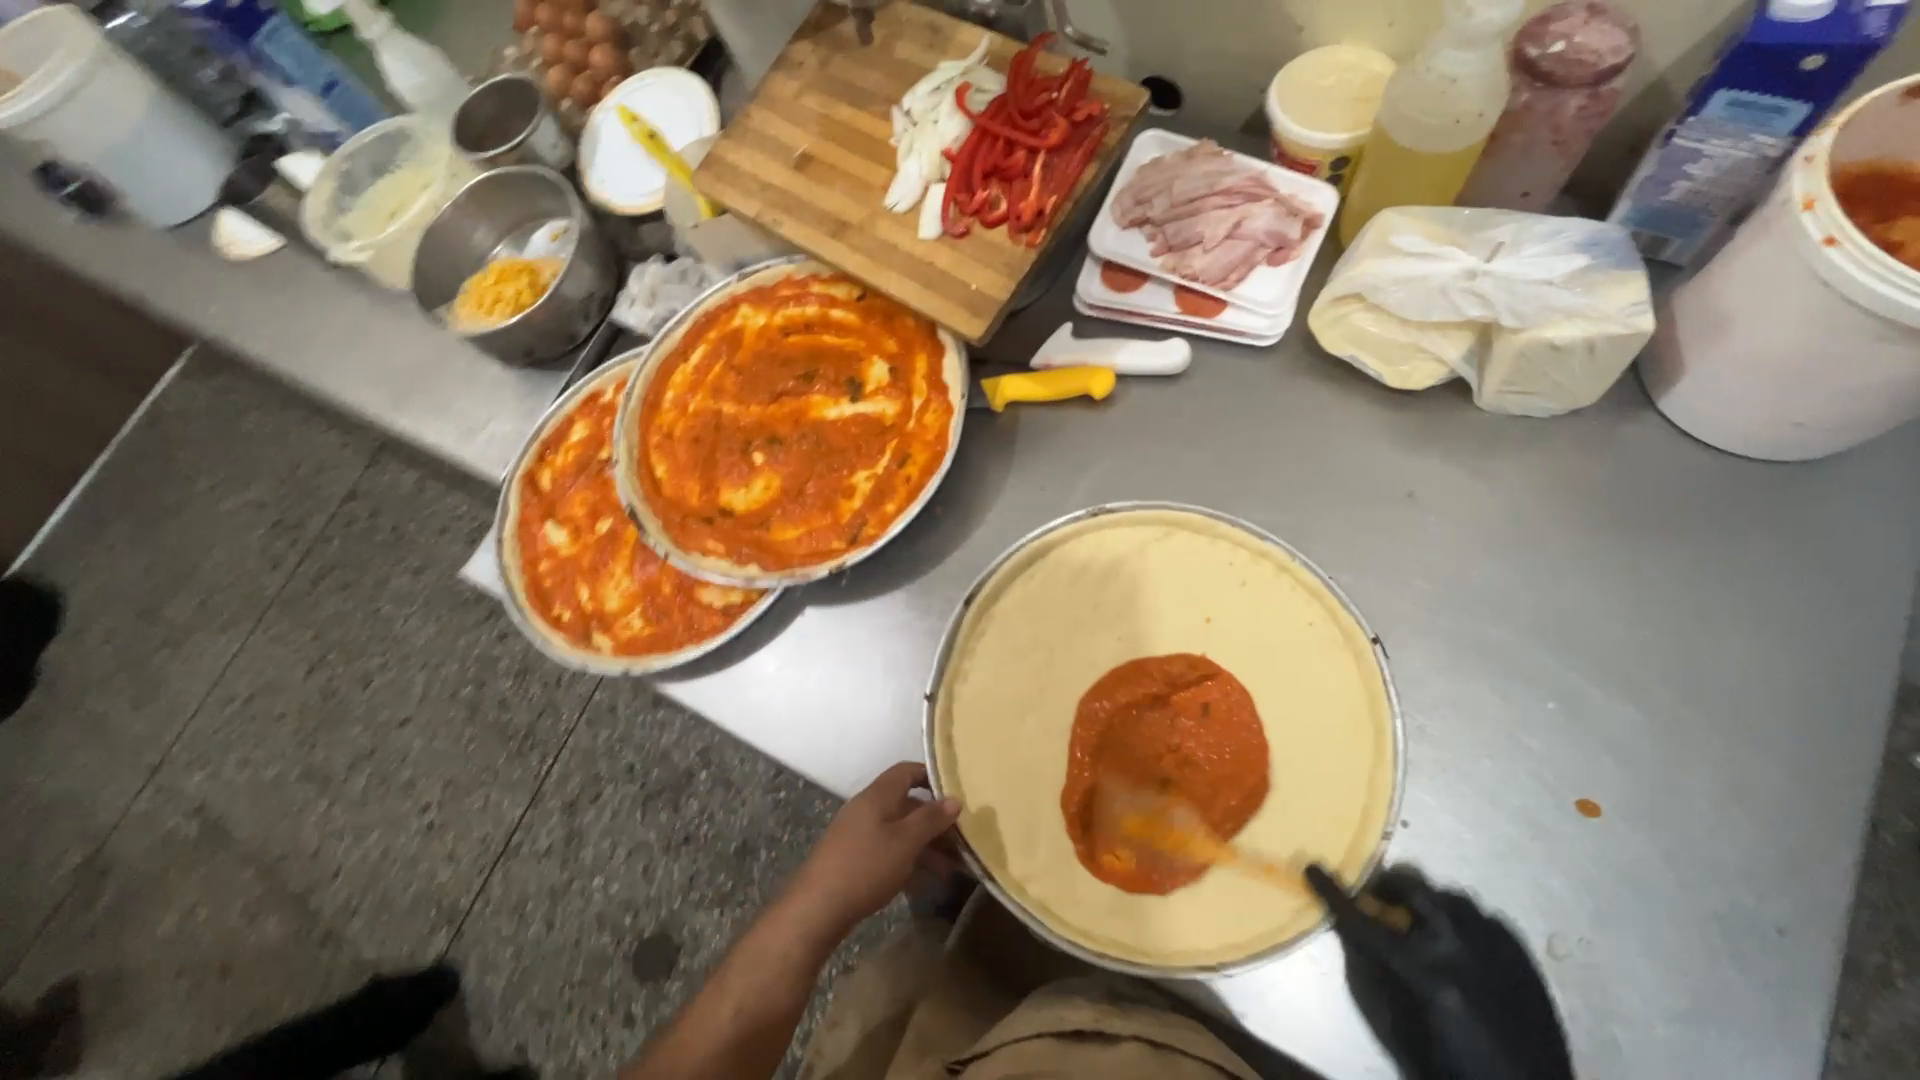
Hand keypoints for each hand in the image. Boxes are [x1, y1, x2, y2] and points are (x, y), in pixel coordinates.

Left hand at [784, 763, 960, 936]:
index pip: (906, 771)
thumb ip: (931, 819)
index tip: (956, 792)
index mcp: (877, 796)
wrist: (818, 907)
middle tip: (962, 840)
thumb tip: (954, 799)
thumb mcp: (905, 842)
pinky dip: (910, 860)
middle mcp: (867, 809)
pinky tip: (928, 881)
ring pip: (900, 831)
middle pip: (907, 805)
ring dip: (926, 845)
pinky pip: (889, 850)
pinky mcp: (855, 858)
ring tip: (952, 868)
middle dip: (935, 821)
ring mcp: (859, 834)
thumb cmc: (866, 866)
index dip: (931, 776)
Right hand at [1308, 864, 1574, 1079]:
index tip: (1312, 868)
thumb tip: (1350, 932)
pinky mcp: (1521, 952)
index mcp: (1424, 972)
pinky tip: (1455, 939)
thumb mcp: (1400, 1031)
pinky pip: (1482, 915)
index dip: (1334, 894)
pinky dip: (1459, 918)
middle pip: (1413, 888)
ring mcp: (1496, 946)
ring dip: (1424, 901)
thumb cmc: (1453, 1068)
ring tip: (1415, 919)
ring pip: (1448, 895)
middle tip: (1373, 895)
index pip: (1364, 922)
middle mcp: (1460, 947)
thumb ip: (1373, 975)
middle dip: (1385, 884)